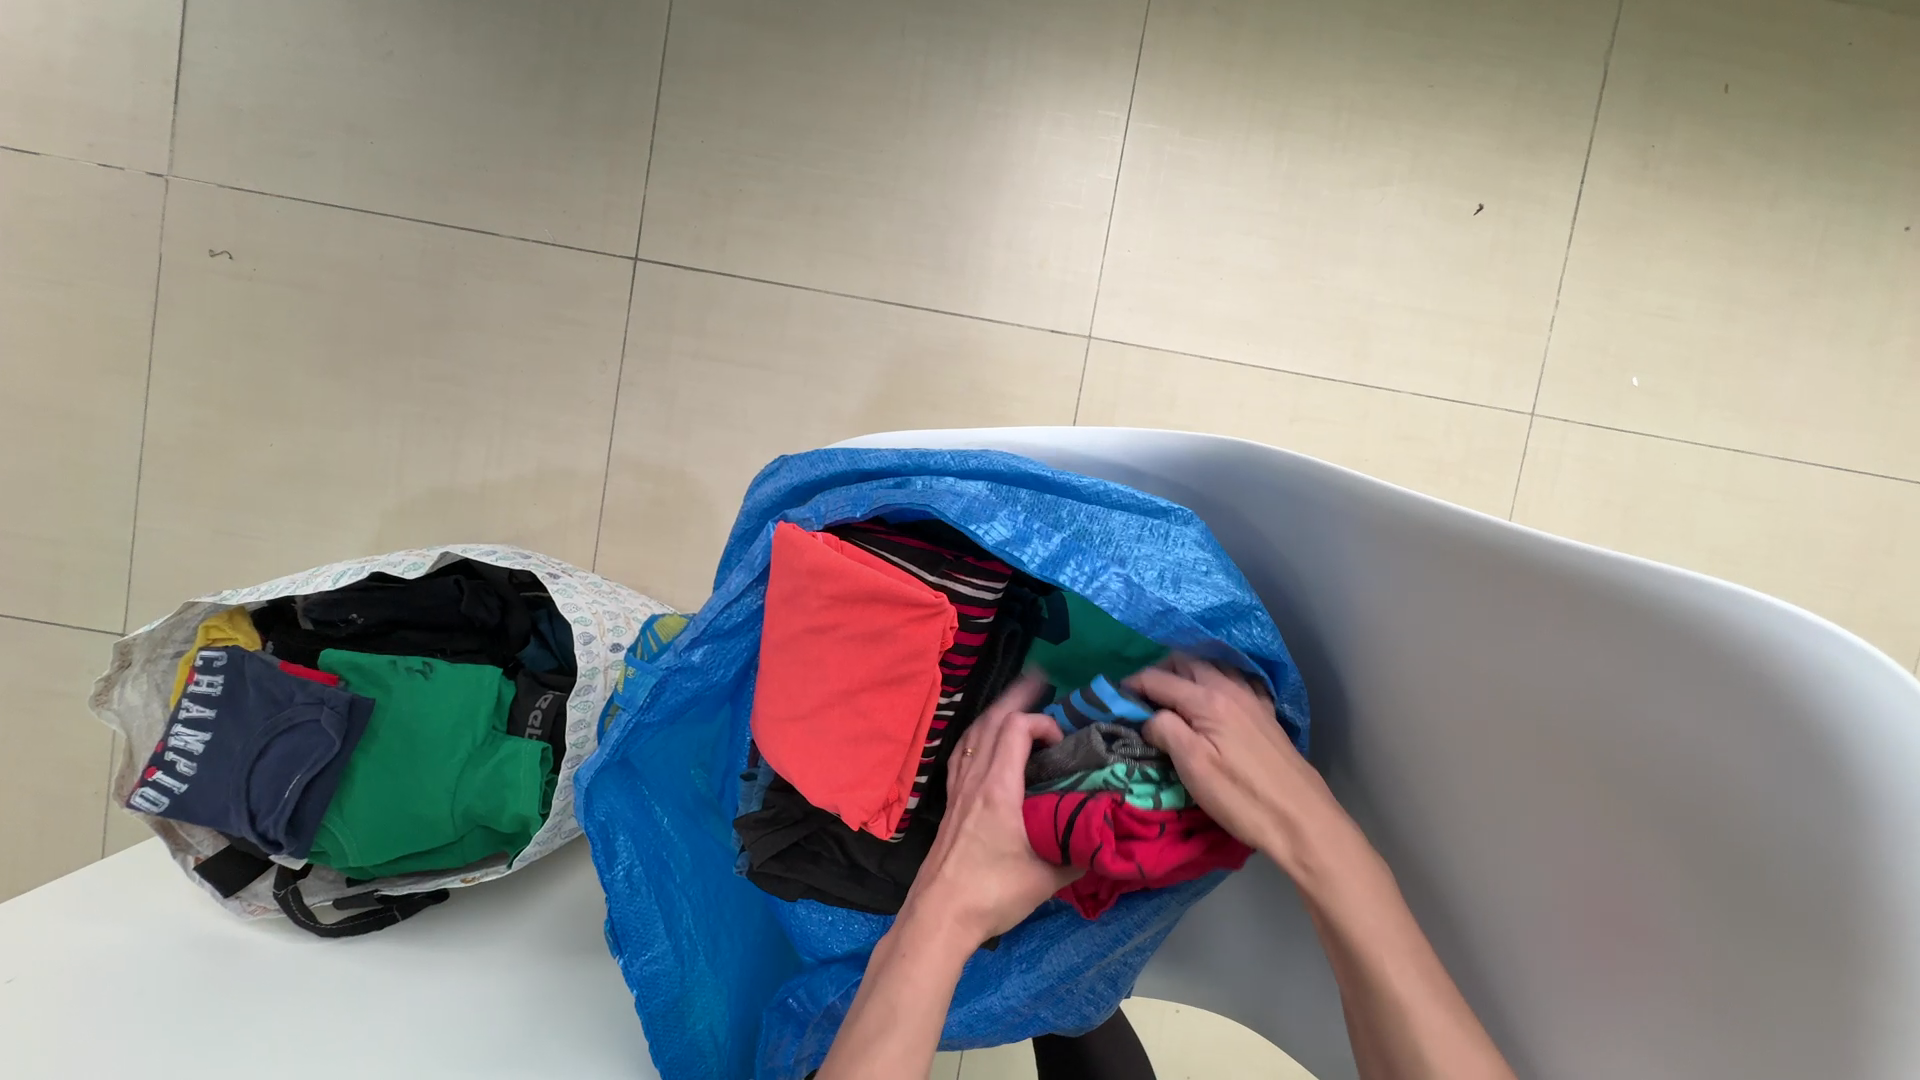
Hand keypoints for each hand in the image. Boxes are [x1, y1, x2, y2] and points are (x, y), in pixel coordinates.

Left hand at [899, 673, 1080, 944]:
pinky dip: (978, 737)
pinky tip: (985, 742)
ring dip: (996, 714)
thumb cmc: (991, 894)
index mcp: (998, 789)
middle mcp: (975, 779)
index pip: (1016, 730)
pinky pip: (963, 753)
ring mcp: (958, 789)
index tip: (1063, 740)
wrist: (939, 915)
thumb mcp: (1047, 878)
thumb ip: (1079, 853)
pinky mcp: (950, 802)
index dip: (1042, 723)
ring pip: (974, 734)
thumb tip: (1108, 835)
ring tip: (1015, 704)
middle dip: (1017, 699)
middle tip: (1040, 683)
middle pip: (992, 721)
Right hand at [1127, 656, 1354, 873]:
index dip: (1132, 685)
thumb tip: (1149, 717)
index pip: (1159, 679)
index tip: (1112, 698)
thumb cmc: (1242, 798)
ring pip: (1212, 668)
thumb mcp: (1193, 767)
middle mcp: (1231, 690)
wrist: (1303, 821)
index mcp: (1208, 700)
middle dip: (1159, 672)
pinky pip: (1235, 681)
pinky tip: (1212, 699)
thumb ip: (1165, 730)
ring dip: (1187, 673)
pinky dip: (1215, 681)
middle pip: (1186, 663)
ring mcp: (1252, 700)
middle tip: (1140, 697)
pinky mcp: (1266, 715)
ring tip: (1171, 696)